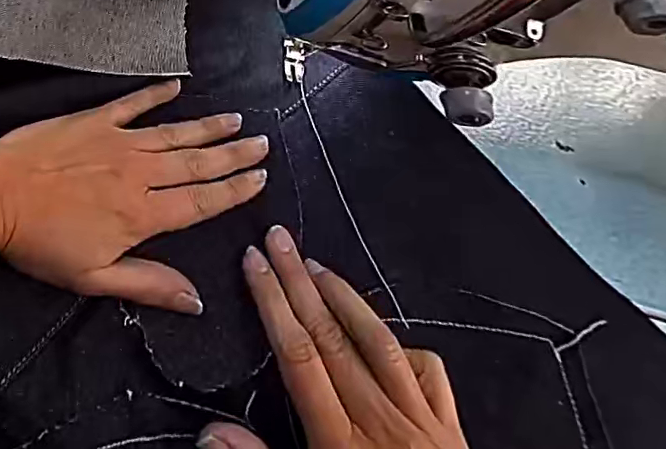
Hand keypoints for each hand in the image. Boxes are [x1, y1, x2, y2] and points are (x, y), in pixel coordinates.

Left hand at [0, 80, 268, 314]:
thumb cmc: (40, 243)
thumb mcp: (93, 278)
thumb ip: (147, 284)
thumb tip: (195, 299)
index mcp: (141, 213)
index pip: (201, 201)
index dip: (234, 190)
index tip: (259, 177)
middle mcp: (140, 173)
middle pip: (197, 163)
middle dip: (234, 154)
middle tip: (262, 142)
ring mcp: (120, 141)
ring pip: (175, 133)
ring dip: (208, 127)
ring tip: (235, 119)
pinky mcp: (97, 120)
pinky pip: (134, 104)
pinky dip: (156, 94)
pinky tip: (176, 86)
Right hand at [198, 227, 467, 448]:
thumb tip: (212, 434)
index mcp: (342, 446)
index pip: (297, 354)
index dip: (272, 302)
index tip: (254, 262)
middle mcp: (381, 423)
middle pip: (330, 335)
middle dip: (298, 280)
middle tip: (277, 238)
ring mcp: (421, 423)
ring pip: (377, 340)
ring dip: (343, 296)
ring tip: (315, 262)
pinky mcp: (452, 433)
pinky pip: (428, 373)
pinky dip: (404, 347)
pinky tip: (387, 334)